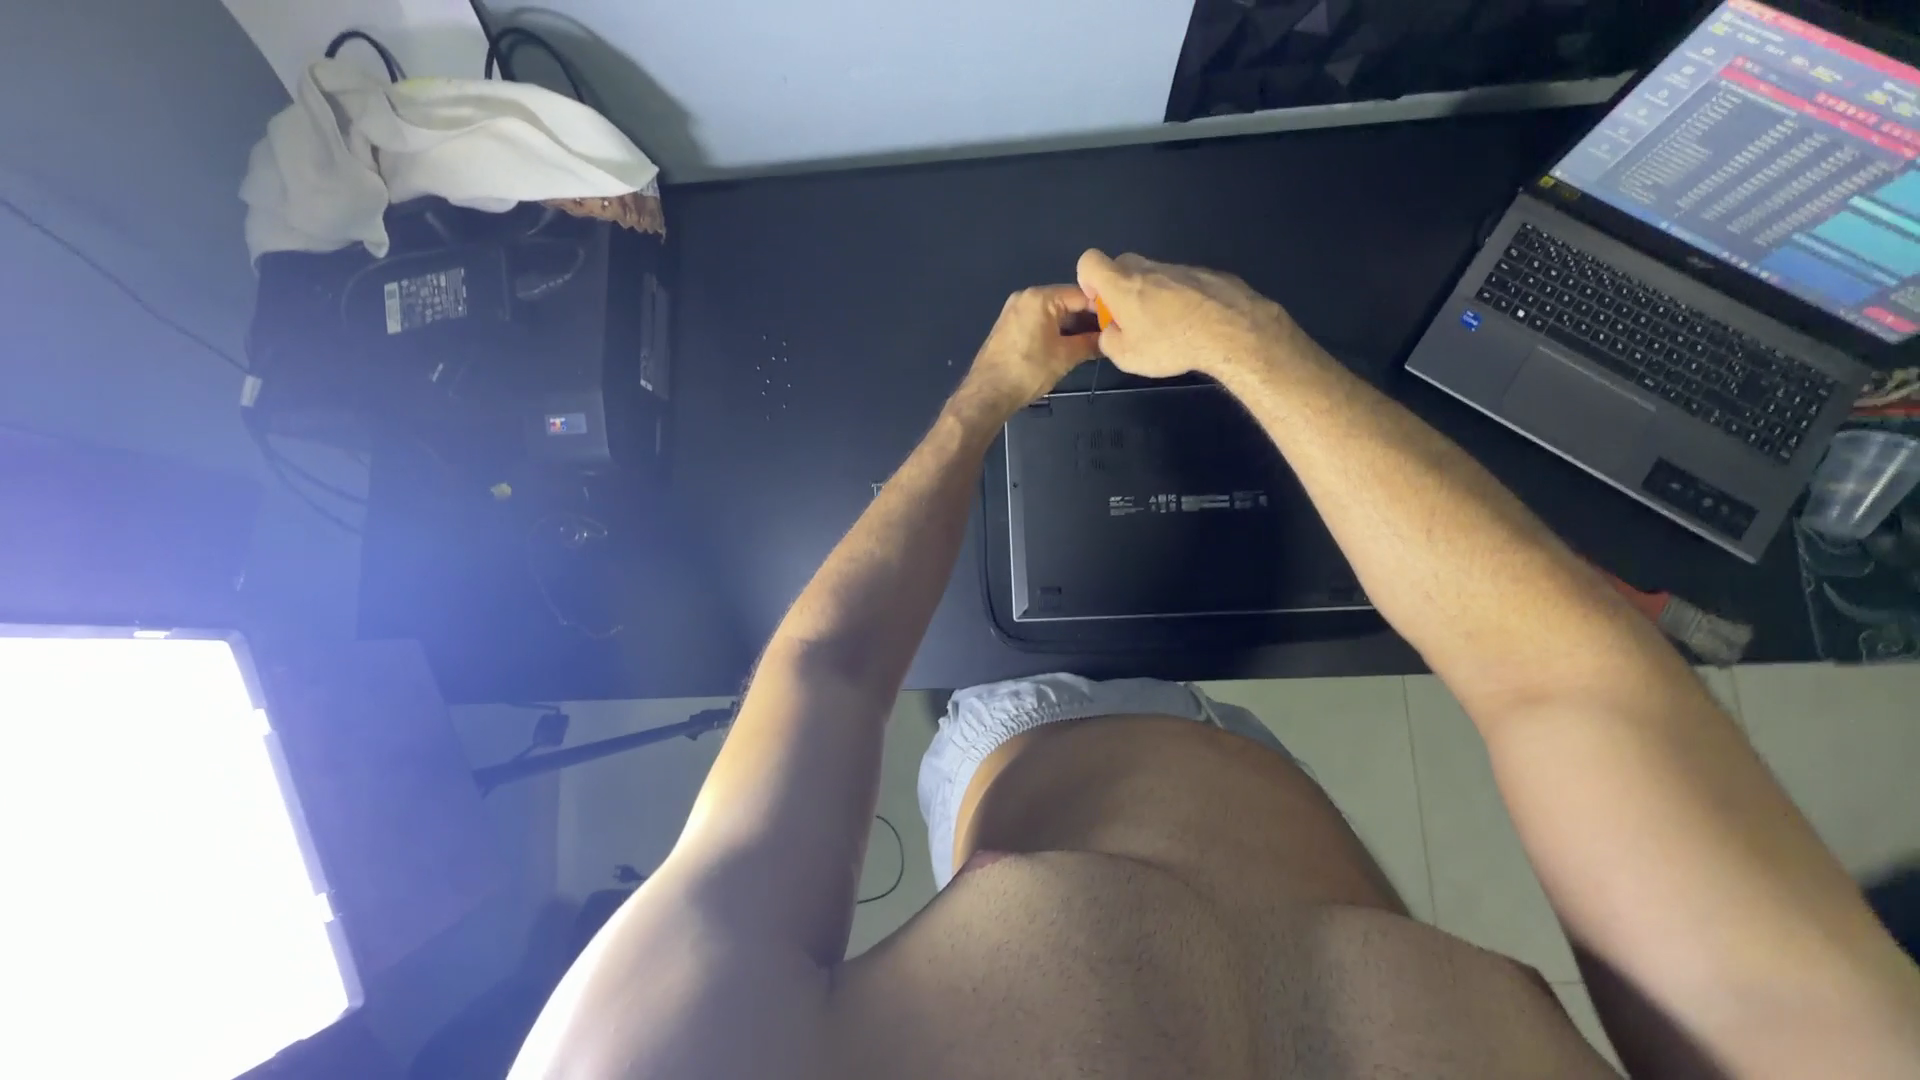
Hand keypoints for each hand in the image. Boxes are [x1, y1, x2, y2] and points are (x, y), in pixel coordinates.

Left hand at [956, 286, 1102, 417]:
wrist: (987, 394)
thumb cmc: (1028, 372)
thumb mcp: (1065, 357)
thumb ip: (1090, 344)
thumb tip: (1110, 342)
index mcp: (1040, 297)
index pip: (1081, 294)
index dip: (1103, 308)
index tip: (1120, 321)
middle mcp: (1025, 297)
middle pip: (1066, 302)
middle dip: (1087, 318)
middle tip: (1110, 334)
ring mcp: (1015, 311)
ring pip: (1053, 313)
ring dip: (1072, 327)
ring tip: (1094, 342)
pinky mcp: (1010, 326)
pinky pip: (1040, 322)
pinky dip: (1056, 331)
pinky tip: (1070, 345)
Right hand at [1076, 250, 1302, 380]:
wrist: (1231, 331)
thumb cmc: (1170, 344)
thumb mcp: (1126, 356)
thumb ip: (1109, 340)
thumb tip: (1112, 331)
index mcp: (1122, 283)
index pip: (1089, 261)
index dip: (1087, 280)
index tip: (1099, 304)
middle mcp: (1148, 267)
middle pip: (1123, 266)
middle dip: (1121, 288)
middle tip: (1132, 319)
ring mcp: (1180, 267)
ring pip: (1155, 275)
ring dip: (1153, 295)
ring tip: (1169, 328)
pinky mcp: (1207, 273)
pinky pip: (1183, 283)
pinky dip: (1182, 299)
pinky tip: (1195, 323)